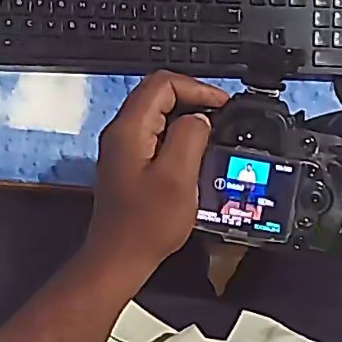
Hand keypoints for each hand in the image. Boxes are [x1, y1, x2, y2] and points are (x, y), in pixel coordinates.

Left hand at [84, 71, 230, 281]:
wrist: (119, 257)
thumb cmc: (146, 225)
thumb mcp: (178, 177)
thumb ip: (190, 138)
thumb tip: (200, 119)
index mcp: (130, 130)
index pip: (162, 84)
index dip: (197, 88)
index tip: (221, 104)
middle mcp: (121, 133)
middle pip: (157, 93)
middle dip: (192, 97)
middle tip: (220, 112)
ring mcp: (122, 148)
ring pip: (156, 113)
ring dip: (185, 115)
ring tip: (212, 129)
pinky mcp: (128, 163)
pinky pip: (154, 134)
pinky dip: (176, 133)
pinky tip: (193, 149)